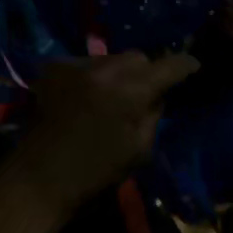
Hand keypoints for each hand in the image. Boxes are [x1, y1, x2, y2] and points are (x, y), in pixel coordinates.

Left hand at [7, 52, 200, 217]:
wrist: (39, 175)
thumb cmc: (94, 172)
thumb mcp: (138, 149)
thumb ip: (153, 114)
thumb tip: (160, 93)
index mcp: (129, 90)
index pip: (167, 65)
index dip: (184, 65)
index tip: (193, 66)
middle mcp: (102, 68)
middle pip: (136, 56)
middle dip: (147, 71)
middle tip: (148, 91)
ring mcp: (74, 64)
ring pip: (109, 58)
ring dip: (118, 73)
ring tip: (114, 96)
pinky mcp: (53, 68)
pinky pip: (85, 64)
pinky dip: (93, 76)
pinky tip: (89, 96)